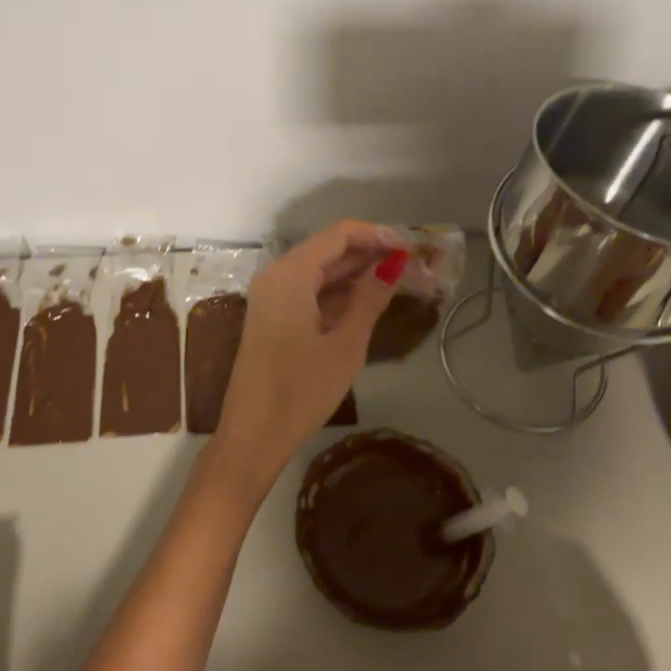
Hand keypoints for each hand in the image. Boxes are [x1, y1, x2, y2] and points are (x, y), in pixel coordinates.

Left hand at [203, 220, 406, 496]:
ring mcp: (271, 298)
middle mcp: (276, 277)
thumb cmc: (300, 390)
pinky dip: (340, 293)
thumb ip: (370, 299)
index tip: (413, 244)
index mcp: (289, 275)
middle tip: (416, 261)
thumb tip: (394, 263)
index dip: (377, 235)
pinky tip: (372, 300)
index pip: (338, 235)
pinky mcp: (273, 319)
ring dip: (358, 273)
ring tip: (403, 277)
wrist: (253, 435)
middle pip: (328, 250)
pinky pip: (310, 293)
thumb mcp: (345, 344)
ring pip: (320, 272)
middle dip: (371, 253)